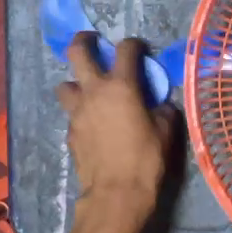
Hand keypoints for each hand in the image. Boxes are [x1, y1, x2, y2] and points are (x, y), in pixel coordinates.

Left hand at [56, 33, 173, 221]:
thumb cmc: (146, 158)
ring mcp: (77, 112)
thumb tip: (160, 105)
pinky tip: (94, 124)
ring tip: (89, 91)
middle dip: (84, 41)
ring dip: (76, 83)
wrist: (115, 192)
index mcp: (122, 86)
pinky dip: (81, 112)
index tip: (139, 47)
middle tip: (91, 41)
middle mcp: (94, 92)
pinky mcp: (70, 132)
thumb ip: (162, 111)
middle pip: (78, 53)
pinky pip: (72, 113)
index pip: (125, 50)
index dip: (133, 44)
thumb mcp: (165, 131)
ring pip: (66, 84)